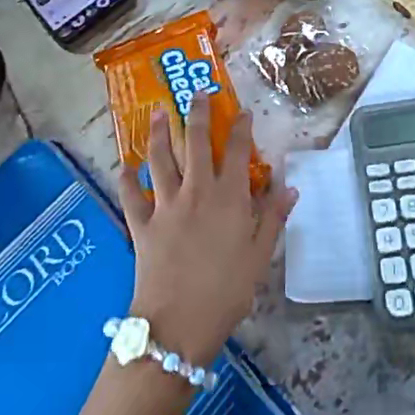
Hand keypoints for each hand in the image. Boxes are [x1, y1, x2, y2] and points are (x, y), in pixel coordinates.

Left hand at [117, 93, 296, 364]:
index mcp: (230, 198)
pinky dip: (127, 177)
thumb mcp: (260, 256)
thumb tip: (289, 186)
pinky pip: (131, 194)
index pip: (238, 152)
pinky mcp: (141, 223)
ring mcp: (165, 205)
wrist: (180, 322)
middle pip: (195, 142)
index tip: (243, 112)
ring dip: (158, 132)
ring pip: (160, 158)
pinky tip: (126, 165)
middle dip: (197, 113)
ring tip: (156, 112)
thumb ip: (273, 217)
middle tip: (197, 93)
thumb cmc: (228, 290)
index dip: (241, 128)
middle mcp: (197, 191)